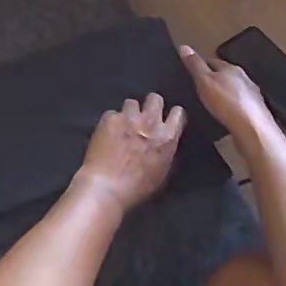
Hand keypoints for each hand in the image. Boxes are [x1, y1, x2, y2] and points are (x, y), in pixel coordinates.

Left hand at [75, 93, 184, 212]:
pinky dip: (111, 121)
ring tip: (123, 125)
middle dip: (151, 104)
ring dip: (129, 112)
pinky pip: (112, 113)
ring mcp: (128, 117)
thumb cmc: (138, 186)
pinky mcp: (109, 117)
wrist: (107, 185)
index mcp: (167, 137)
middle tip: (144, 116)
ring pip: (131, 102)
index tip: (167, 118)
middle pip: (155, 98)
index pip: (178, 112)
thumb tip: (163, 140)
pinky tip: (107, 133)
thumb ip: (165, 149)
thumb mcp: (163, 170)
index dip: (172, 114)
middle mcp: (150, 122)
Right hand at [177, 46, 278, 149]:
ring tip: (211, 102)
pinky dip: (231, 106)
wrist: (253, 130)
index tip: (189, 69)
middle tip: (198, 86)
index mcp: (231, 68)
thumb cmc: (226, 102)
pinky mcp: (257, 111)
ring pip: (233, 89)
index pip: (212, 60)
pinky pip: (239, 104)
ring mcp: (252, 95)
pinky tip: (225, 114)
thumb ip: (194, 65)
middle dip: (213, 78)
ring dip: (224, 93)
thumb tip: (184, 46)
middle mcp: (245, 78)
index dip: (199, 64)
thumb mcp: (204, 81)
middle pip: (225, 74)